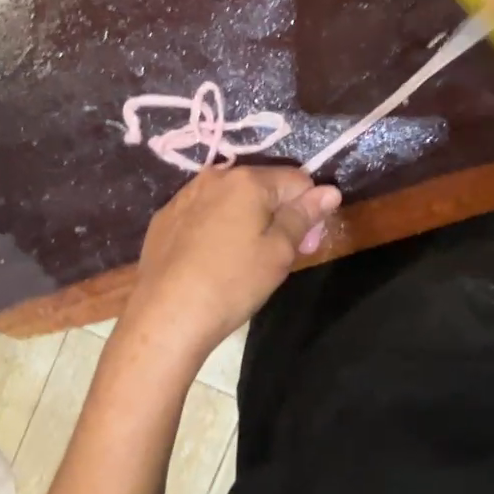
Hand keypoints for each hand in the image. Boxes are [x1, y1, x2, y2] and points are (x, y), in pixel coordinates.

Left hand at [123, 167, 340, 356]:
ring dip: (248, 219)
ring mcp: (185, 195)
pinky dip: (217, 227)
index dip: (310, 210)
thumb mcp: (278, 253)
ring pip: (232, 198)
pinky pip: (204, 212)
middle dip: (280, 213)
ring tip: (245, 260)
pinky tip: (213, 260)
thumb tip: (329, 190)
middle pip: (263, 186)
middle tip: (281, 257)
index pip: (297, 180)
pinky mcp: (165, 217)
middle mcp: (215, 177)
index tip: (308, 245)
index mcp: (248, 180)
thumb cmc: (232, 284)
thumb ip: (303, 216)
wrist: (164, 316)